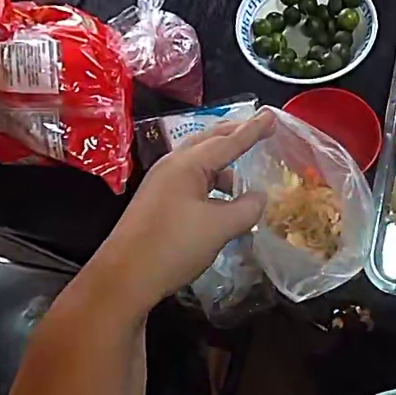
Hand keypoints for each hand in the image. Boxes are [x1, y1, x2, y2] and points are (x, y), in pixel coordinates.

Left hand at [91, 110, 274, 307]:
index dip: (253, 129)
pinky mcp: (158, 200)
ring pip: (199, 160)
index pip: (228, 141)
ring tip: (246, 165)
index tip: (272, 116)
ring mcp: (162, 182)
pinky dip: (212, 178)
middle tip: (260, 128)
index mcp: (188, 165)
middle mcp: (173, 166)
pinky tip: (223, 196)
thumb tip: (260, 197)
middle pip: (209, 140)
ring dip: (224, 159)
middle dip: (235, 133)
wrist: (124, 279)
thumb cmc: (173, 246)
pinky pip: (192, 177)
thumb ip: (247, 208)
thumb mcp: (220, 227)